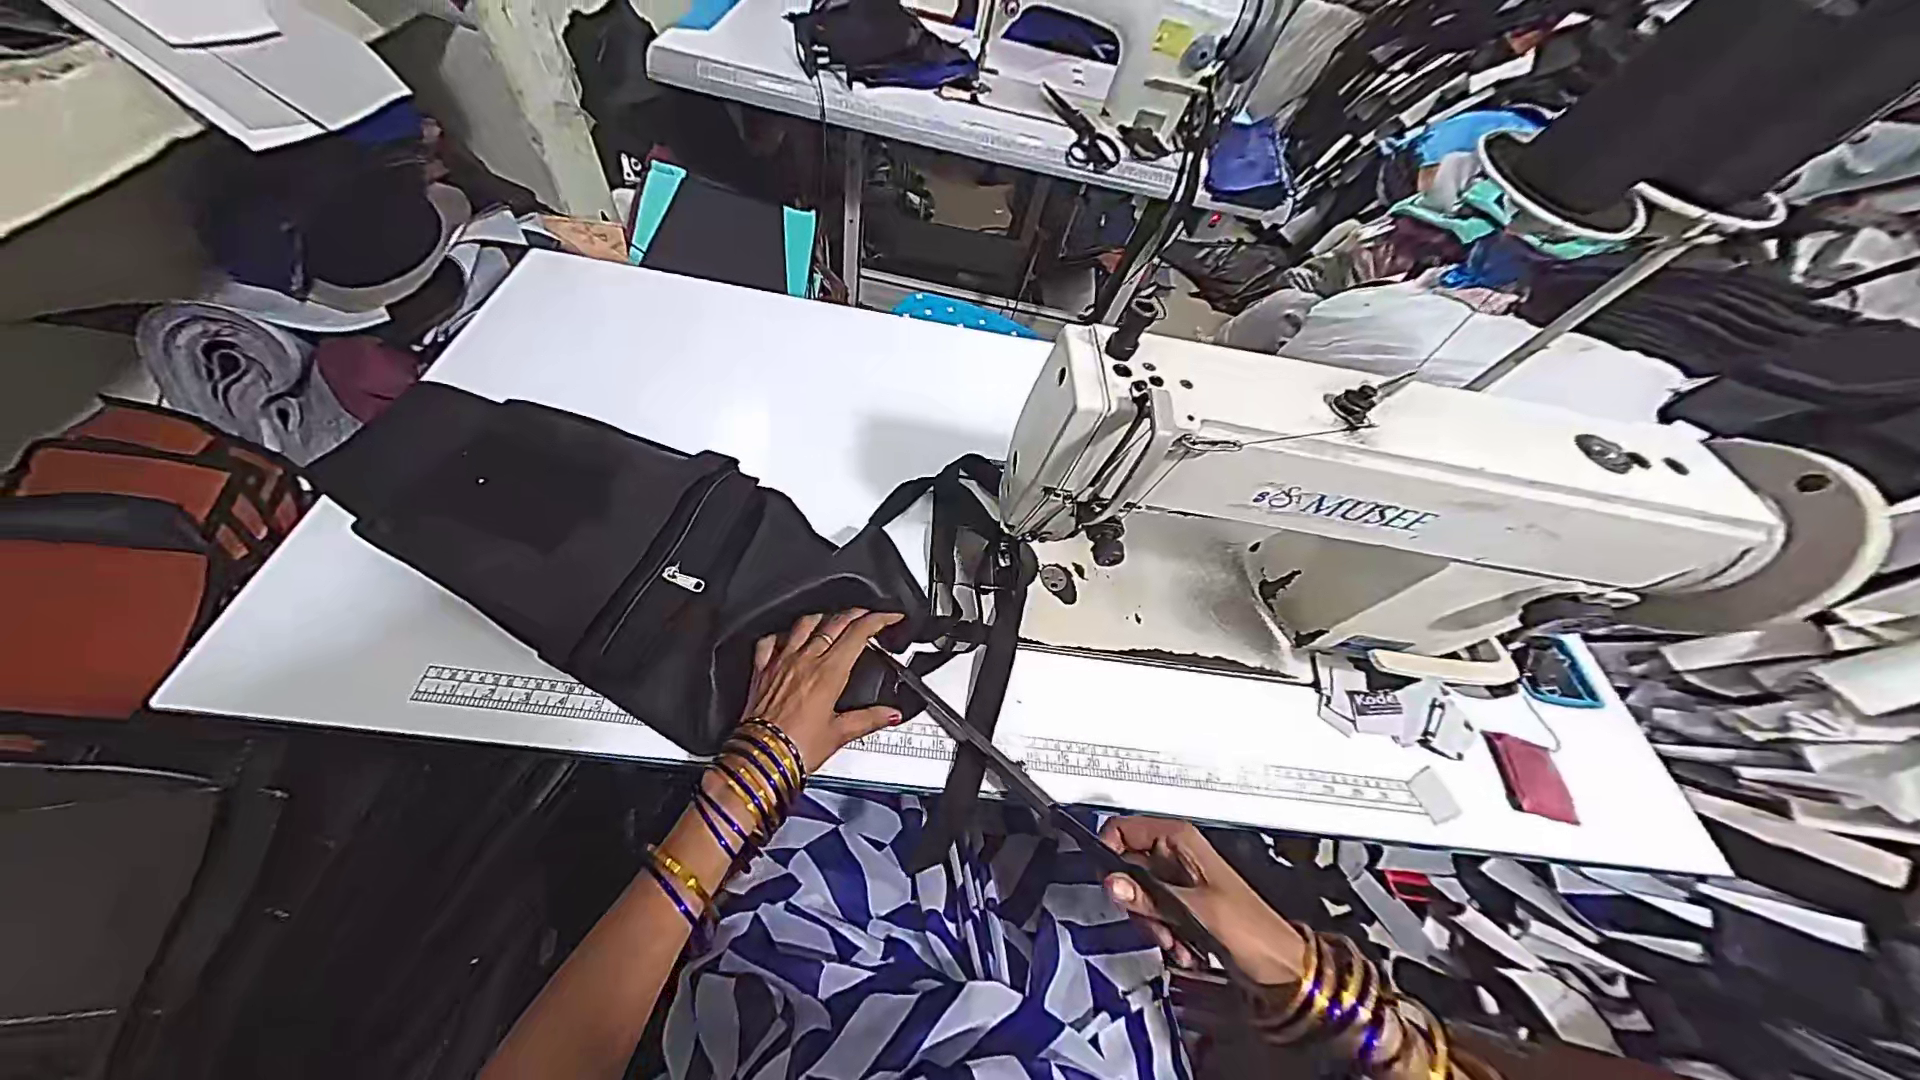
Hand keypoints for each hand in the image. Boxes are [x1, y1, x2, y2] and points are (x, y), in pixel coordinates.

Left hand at [744, 609, 905, 773]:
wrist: (760, 759)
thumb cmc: (796, 748)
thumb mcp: (840, 734)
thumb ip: (870, 719)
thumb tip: (891, 714)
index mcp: (829, 672)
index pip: (859, 632)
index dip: (879, 619)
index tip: (891, 617)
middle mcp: (805, 660)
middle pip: (836, 621)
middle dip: (857, 613)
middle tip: (868, 616)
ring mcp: (782, 661)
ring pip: (805, 623)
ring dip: (824, 617)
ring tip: (833, 620)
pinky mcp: (763, 670)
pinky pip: (770, 640)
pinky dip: (783, 634)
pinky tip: (789, 637)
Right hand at [1099, 816, 1306, 984]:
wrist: (1281, 968)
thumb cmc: (1252, 931)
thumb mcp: (1194, 910)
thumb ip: (1149, 895)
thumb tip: (1113, 881)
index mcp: (1180, 838)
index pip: (1122, 829)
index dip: (1111, 853)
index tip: (1112, 883)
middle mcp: (1176, 852)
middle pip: (1127, 865)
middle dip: (1137, 899)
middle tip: (1153, 919)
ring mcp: (1177, 877)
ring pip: (1138, 892)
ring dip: (1150, 921)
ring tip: (1173, 937)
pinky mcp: (1180, 901)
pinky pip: (1152, 910)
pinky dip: (1161, 930)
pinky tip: (1181, 945)